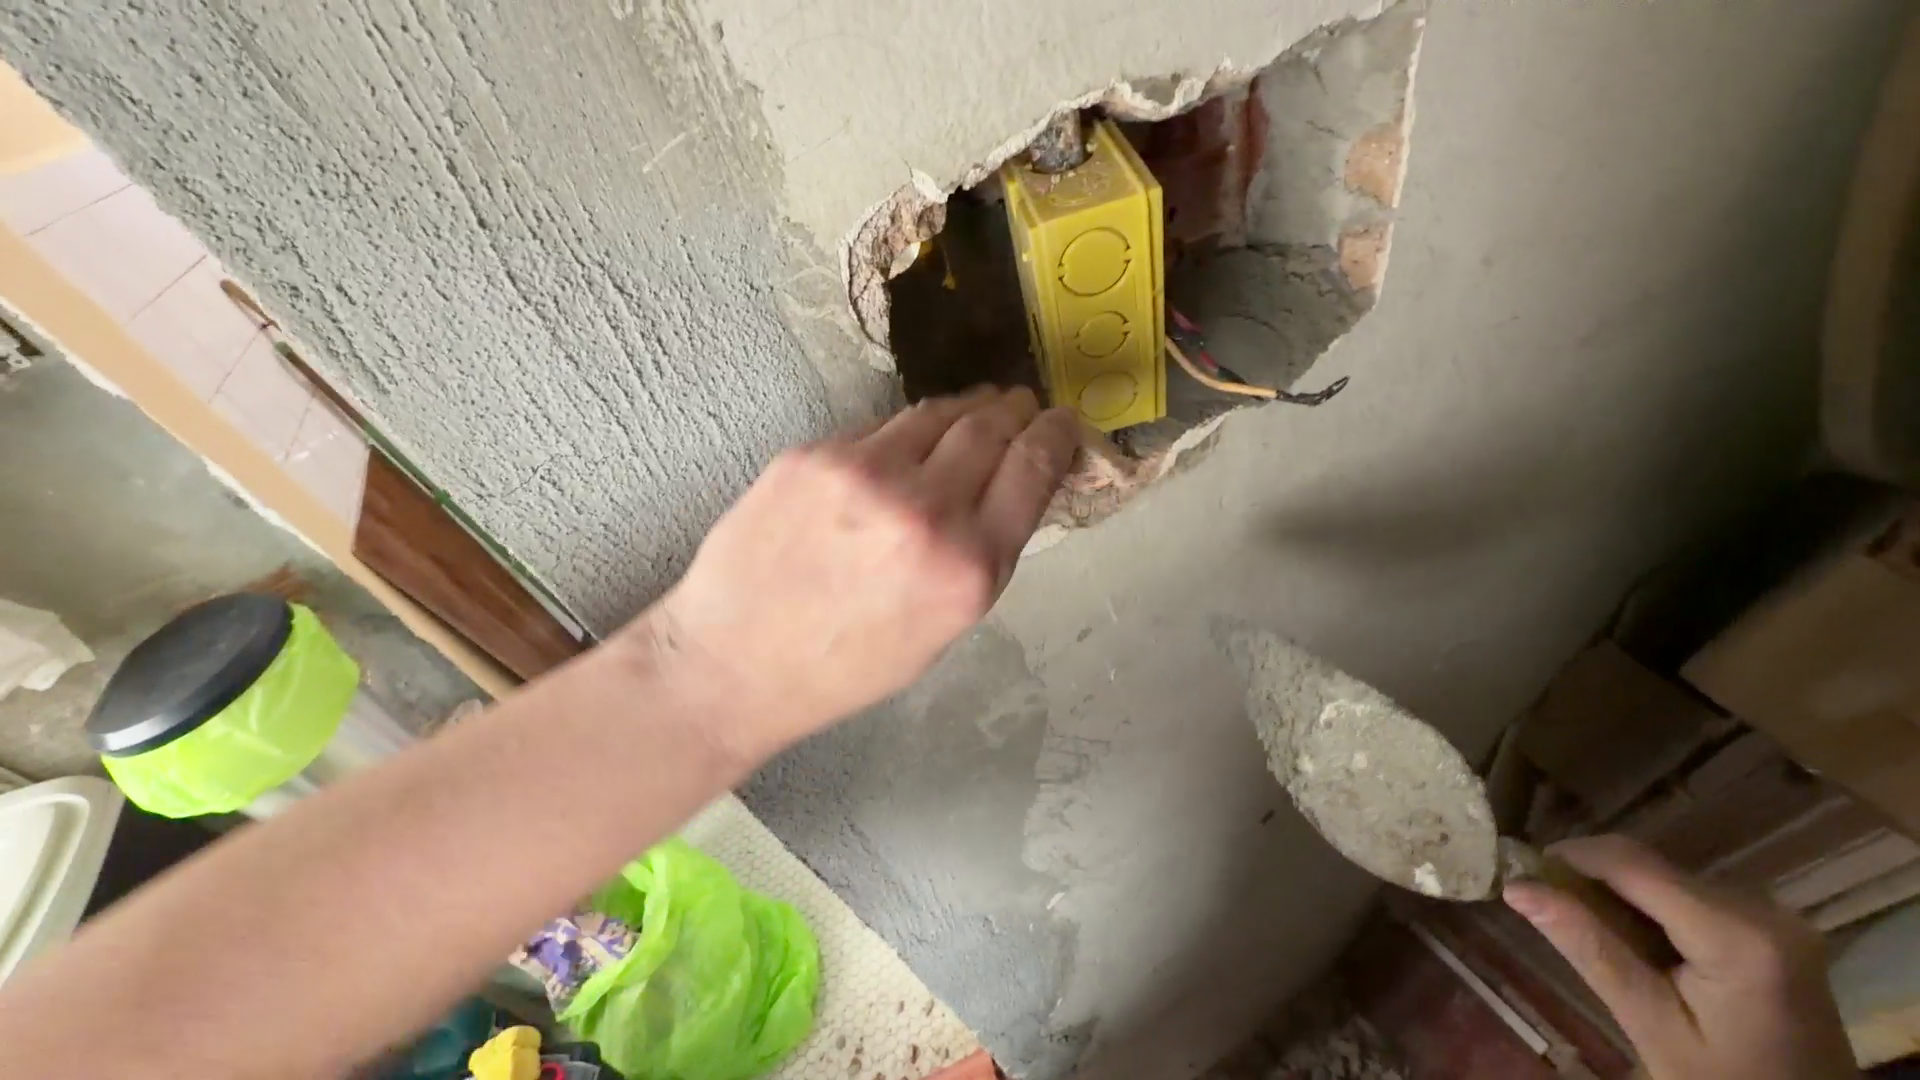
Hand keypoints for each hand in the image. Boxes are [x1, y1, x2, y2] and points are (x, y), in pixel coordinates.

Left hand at [641, 385, 1078, 753]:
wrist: (736, 663)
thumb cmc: (849, 665)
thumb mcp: (946, 626)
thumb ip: (986, 553)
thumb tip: (1015, 487)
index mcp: (968, 566)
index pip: (1032, 468)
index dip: (1056, 435)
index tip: (1062, 421)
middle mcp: (924, 510)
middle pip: (990, 427)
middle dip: (1015, 410)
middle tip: (1020, 405)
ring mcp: (863, 473)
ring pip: (936, 413)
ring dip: (965, 408)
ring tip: (975, 410)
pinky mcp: (813, 455)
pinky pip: (878, 428)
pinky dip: (904, 432)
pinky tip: (904, 446)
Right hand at [1504, 835, 1855, 1079]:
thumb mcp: (1649, 1024)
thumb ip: (1588, 948)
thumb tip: (1515, 887)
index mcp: (1738, 935)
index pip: (1630, 862)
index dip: (1567, 856)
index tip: (1517, 871)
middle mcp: (1762, 907)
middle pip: (1646, 864)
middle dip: (1587, 876)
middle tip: (1544, 905)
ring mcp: (1772, 913)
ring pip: (1660, 872)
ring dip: (1613, 890)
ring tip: (1586, 928)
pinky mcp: (1769, 923)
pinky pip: (1685, 890)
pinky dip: (1644, 904)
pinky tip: (1632, 939)